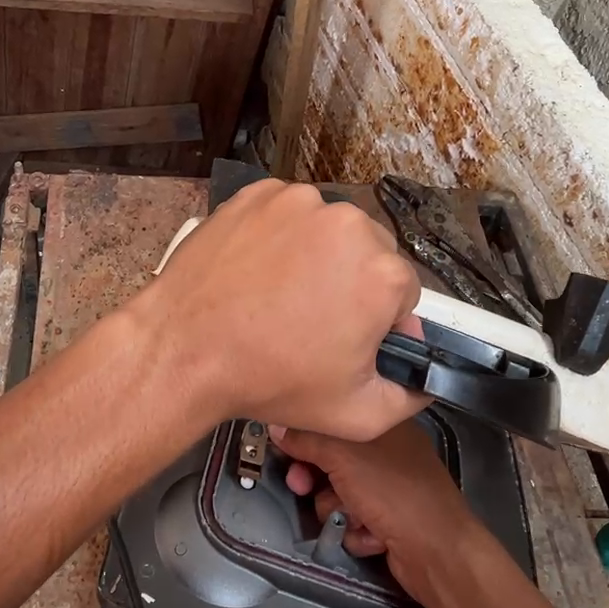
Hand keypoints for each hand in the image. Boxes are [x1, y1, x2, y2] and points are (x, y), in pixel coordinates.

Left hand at [127, 179, 427, 440]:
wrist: (186, 346)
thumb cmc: (268, 377)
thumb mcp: (356, 414)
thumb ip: (409, 397)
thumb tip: (422, 381)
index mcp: (382, 273)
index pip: (404, 292)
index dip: (379, 320)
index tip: (349, 335)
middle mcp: (348, 224)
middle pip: (369, 252)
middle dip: (351, 281)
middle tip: (311, 315)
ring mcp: (298, 202)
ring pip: (327, 228)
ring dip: (316, 253)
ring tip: (279, 292)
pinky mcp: (259, 193)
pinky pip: (285, 212)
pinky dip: (278, 233)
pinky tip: (258, 268)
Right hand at [272, 421, 486, 601]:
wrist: (439, 553)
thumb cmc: (393, 491)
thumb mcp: (343, 457)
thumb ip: (307, 440)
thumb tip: (277, 427)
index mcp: (384, 425)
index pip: (336, 420)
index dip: (308, 434)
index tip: (286, 447)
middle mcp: (389, 452)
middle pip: (335, 458)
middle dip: (317, 478)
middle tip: (300, 486)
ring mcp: (393, 489)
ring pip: (342, 493)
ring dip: (339, 509)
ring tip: (348, 518)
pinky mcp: (393, 521)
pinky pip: (357, 519)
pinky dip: (358, 529)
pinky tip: (370, 535)